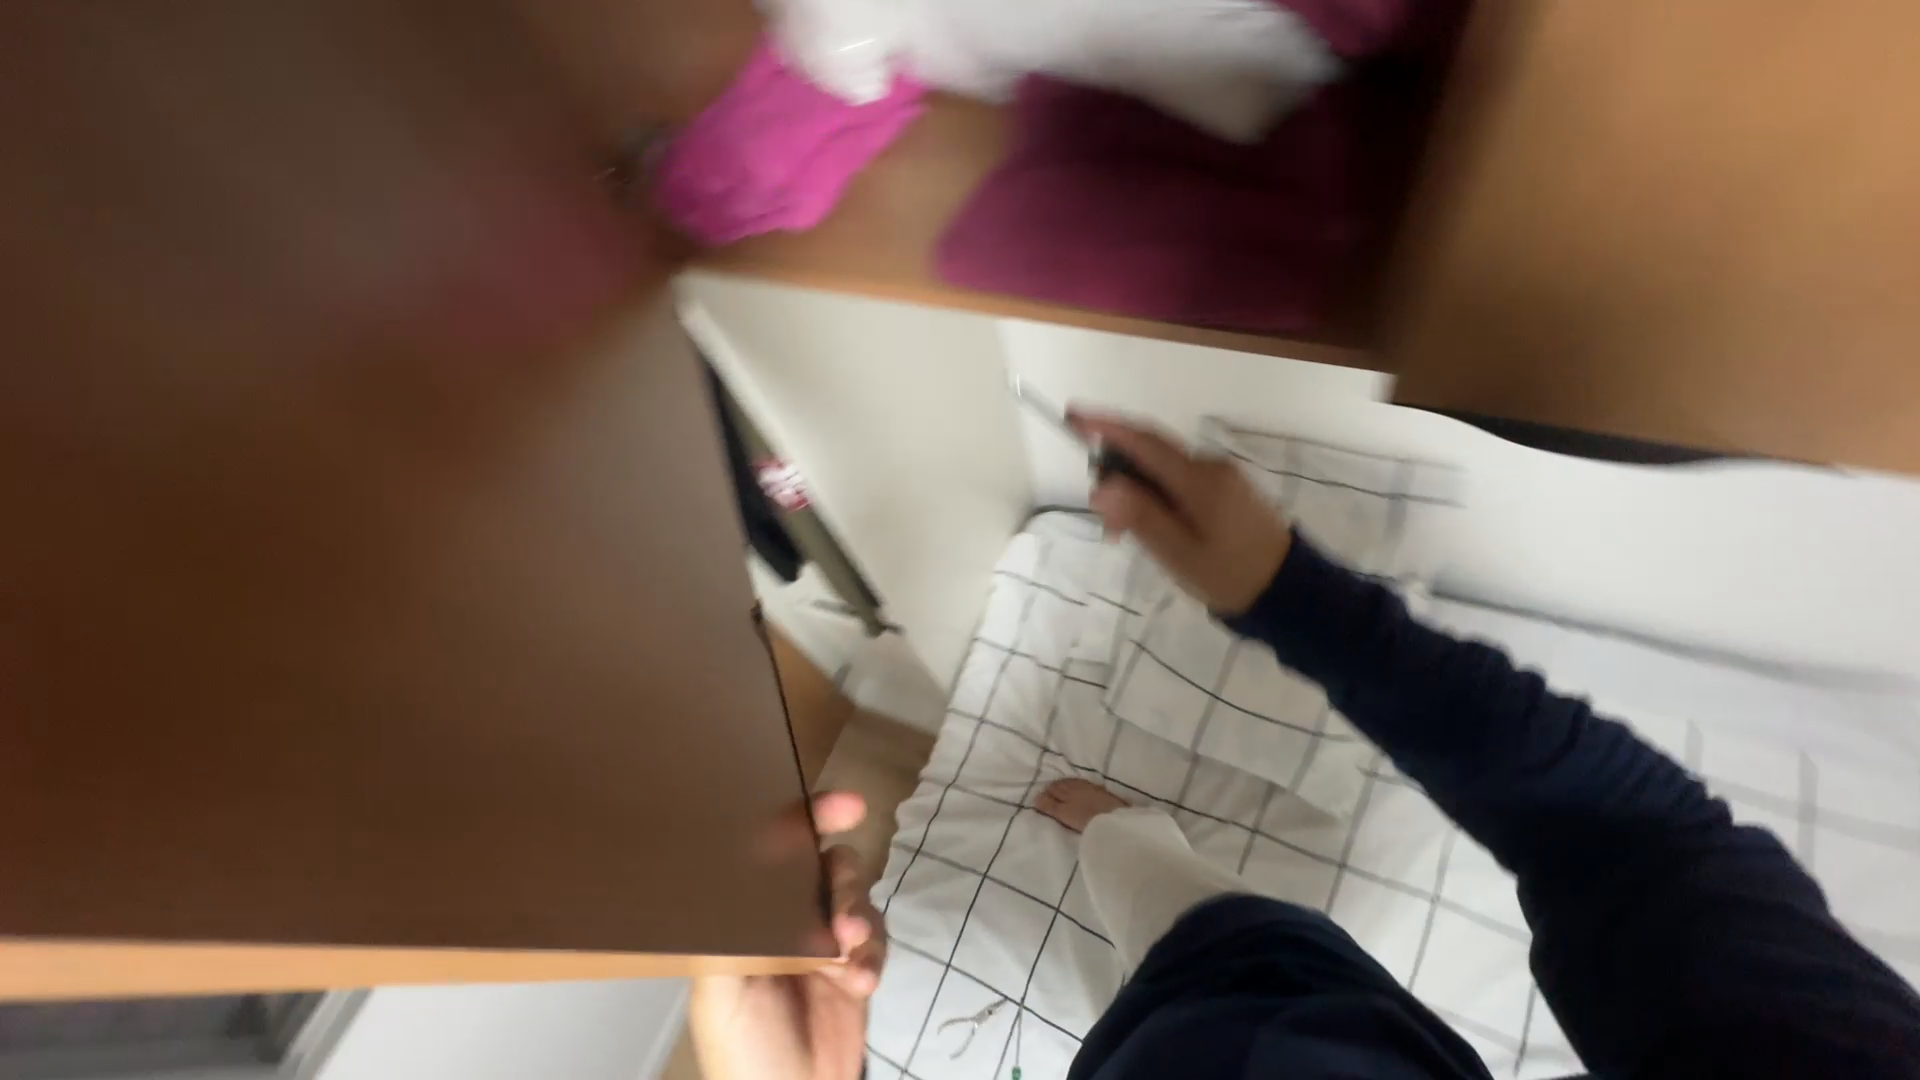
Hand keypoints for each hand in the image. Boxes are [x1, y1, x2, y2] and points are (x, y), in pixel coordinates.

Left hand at [689, 793, 886, 1079]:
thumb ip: (729, 928)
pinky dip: (874, 955)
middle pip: (828, 866)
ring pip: (856, 897)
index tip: (846, 805)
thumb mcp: (721, 988)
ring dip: (861, 921)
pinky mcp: (855, 962)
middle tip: (845, 922)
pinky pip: (877, 937)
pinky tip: (862, 981)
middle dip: (844, 885)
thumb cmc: (744, 1044)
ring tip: (851, 957)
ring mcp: (824, 938)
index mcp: (750, 912)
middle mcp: (787, 915)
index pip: (779, 849)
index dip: (811, 817)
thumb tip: (741, 864)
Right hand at [1070, 411, 1292, 614]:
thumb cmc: (1229, 574)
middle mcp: (1209, 466)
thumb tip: (1101, 488)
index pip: (1143, 440)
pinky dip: (1156, 498)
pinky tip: (1154, 529)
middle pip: (1149, 453)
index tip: (1073, 415)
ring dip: (1136, 493)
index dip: (1105, 426)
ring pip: (1162, 471)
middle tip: (1105, 524)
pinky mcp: (1226, 488)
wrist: (1287, 589)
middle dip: (1117, 475)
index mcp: (1197, 479)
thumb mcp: (1178, 553)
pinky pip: (1178, 482)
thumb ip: (1140, 516)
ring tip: (1126, 537)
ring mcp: (1220, 476)